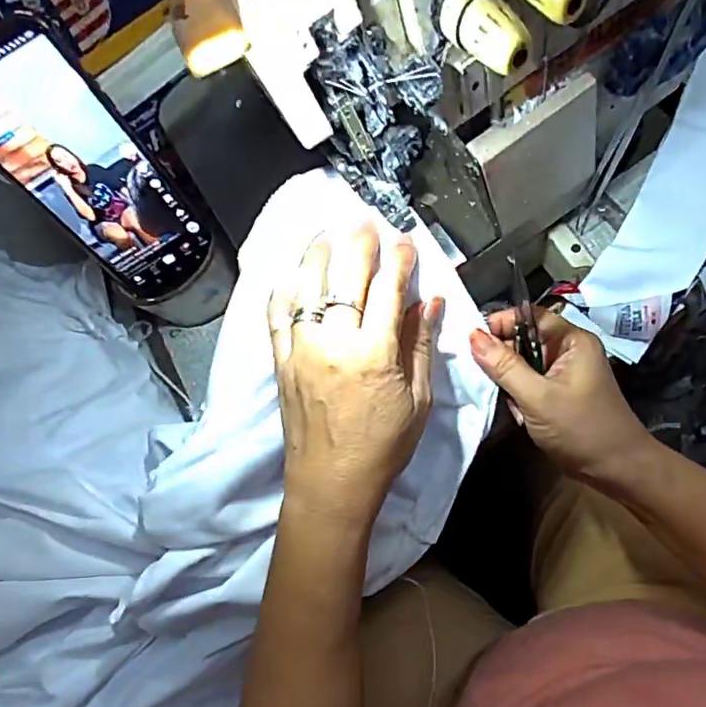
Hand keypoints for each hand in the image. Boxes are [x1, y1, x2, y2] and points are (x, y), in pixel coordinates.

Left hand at [268, 221, 442, 522]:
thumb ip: (420, 347)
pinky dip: (284, 288)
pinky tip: (292, 273)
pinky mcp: (281, 361)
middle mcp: (334, 343)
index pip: (387, 290)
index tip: (405, 242)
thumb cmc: (382, 448)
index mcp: (374, 354)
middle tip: (366, 222)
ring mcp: (301, 349)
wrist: (331, 484)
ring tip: (328, 233)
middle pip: (345, 277)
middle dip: (358, 243)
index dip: (398, 260)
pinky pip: (277, 315)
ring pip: (307, 286)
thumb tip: (429, 303)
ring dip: (319, 254)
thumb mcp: (417, 401)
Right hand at [469, 309, 660, 484]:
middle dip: (505, 360)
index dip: (500, 323)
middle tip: (491, 382)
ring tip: (514, 405)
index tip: (472, 342)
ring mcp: (567, 373)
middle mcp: (570, 350)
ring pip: (525, 365)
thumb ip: (504, 366)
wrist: (617, 469)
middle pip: (524, 340)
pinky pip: (532, 384)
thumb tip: (473, 336)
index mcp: (572, 340)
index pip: (529, 316)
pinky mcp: (562, 393)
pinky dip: (522, 397)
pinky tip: (522, 415)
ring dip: (512, 384)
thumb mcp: (537, 398)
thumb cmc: (581, 429)